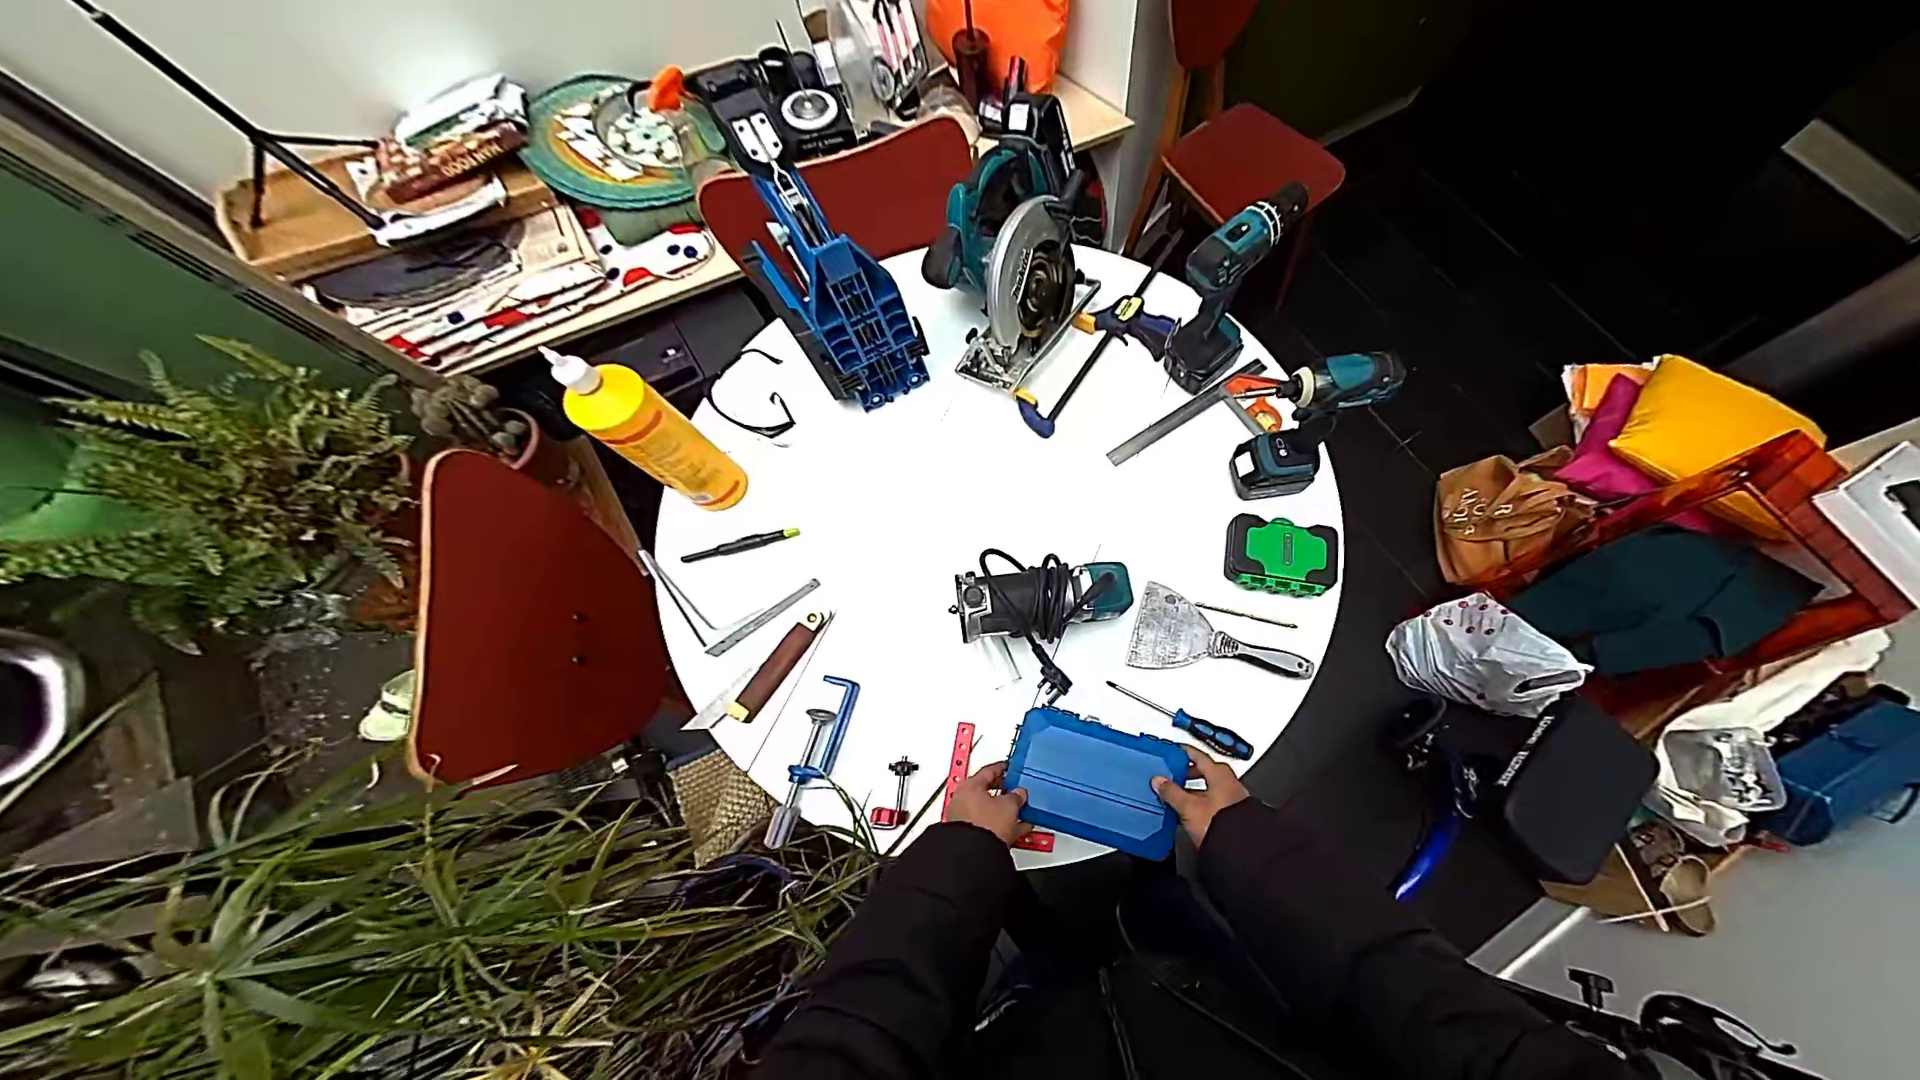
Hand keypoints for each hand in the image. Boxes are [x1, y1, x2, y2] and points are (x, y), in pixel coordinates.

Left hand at [945, 761, 1030, 845]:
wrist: (975, 854)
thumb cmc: (984, 825)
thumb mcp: (1009, 805)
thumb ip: (1016, 796)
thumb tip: (1019, 794)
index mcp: (969, 786)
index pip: (987, 771)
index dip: (1001, 769)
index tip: (1008, 768)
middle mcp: (963, 800)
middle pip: (986, 792)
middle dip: (1003, 793)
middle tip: (1016, 792)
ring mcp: (964, 819)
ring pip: (988, 811)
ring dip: (1004, 812)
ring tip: (1020, 814)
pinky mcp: (969, 836)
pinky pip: (988, 826)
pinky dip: (1001, 826)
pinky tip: (1016, 830)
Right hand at [1152, 746, 1249, 849]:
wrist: (1244, 852)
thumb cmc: (1224, 825)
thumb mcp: (1188, 806)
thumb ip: (1172, 792)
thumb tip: (1159, 782)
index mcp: (1220, 775)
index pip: (1199, 756)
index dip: (1185, 753)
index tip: (1176, 751)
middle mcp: (1230, 785)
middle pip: (1206, 772)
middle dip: (1189, 773)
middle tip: (1175, 774)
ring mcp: (1235, 801)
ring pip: (1211, 789)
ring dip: (1196, 791)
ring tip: (1180, 796)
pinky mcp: (1236, 818)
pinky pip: (1215, 804)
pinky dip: (1203, 804)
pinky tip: (1193, 813)